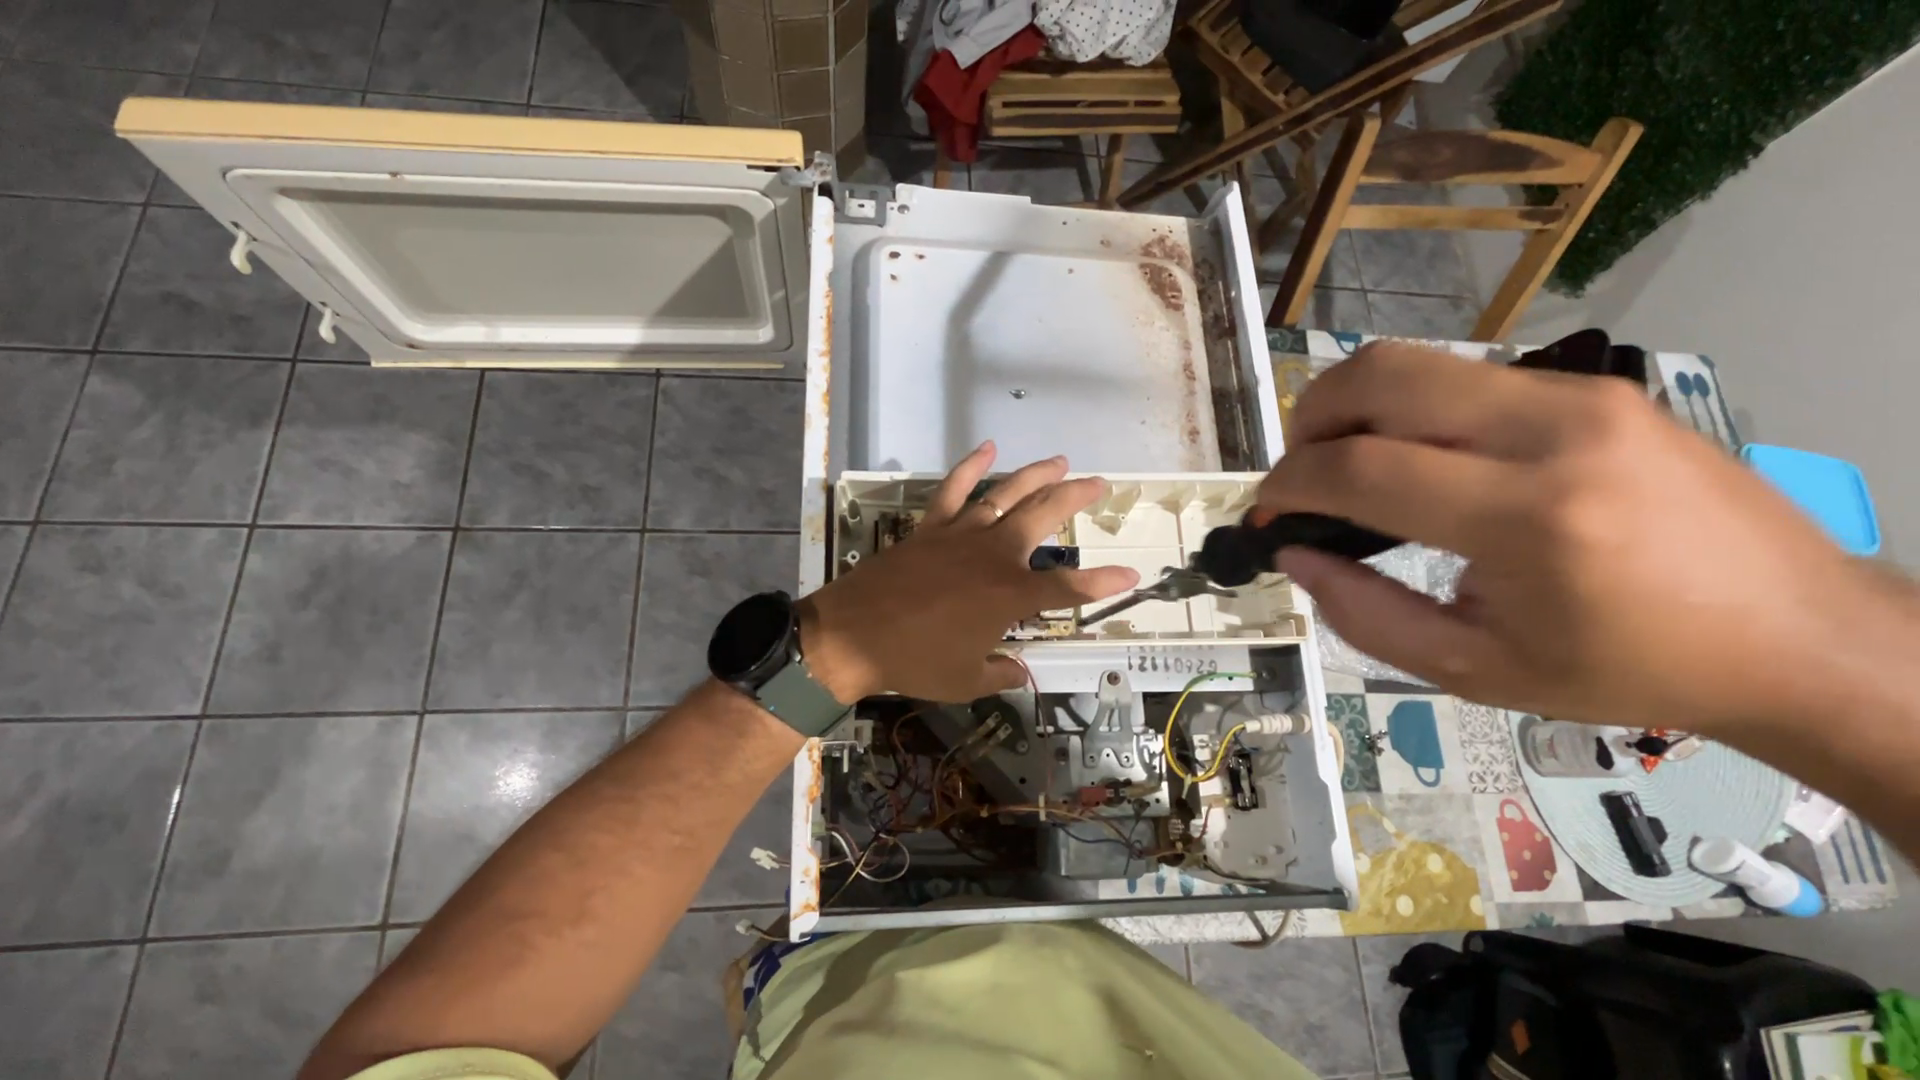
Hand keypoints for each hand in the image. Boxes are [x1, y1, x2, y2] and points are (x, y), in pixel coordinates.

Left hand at [798, 443, 1140, 703]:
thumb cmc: (915, 662)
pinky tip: (988, 448)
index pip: (1069, 587)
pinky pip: (954, 489)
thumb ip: (1001, 674)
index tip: (1131, 574)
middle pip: (1044, 517)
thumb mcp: (966, 681)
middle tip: (1099, 484)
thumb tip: (1021, 673)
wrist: (854, 635)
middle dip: (1076, 498)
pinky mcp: (930, 527)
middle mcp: (994, 556)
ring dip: (1036, 475)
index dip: (1102, 582)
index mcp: (1010, 596)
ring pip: (1007, 494)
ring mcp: (961, 535)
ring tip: (1060, 461)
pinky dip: (971, 466)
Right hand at [1257, 342, 1873, 733]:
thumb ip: (1365, 615)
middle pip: (1379, 377)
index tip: (1265, 517)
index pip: (1360, 468)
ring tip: (1346, 467)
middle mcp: (1552, 432)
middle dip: (1307, 421)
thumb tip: (1294, 557)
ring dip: (1354, 407)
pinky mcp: (1598, 388)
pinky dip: (1412, 411)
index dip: (1288, 487)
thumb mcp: (1476, 670)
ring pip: (1418, 363)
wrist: (1796, 635)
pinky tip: (1420, 463)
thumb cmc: (1627, 669)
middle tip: (1296, 479)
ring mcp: (1581, 397)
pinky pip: (1468, 379)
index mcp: (1525, 518)